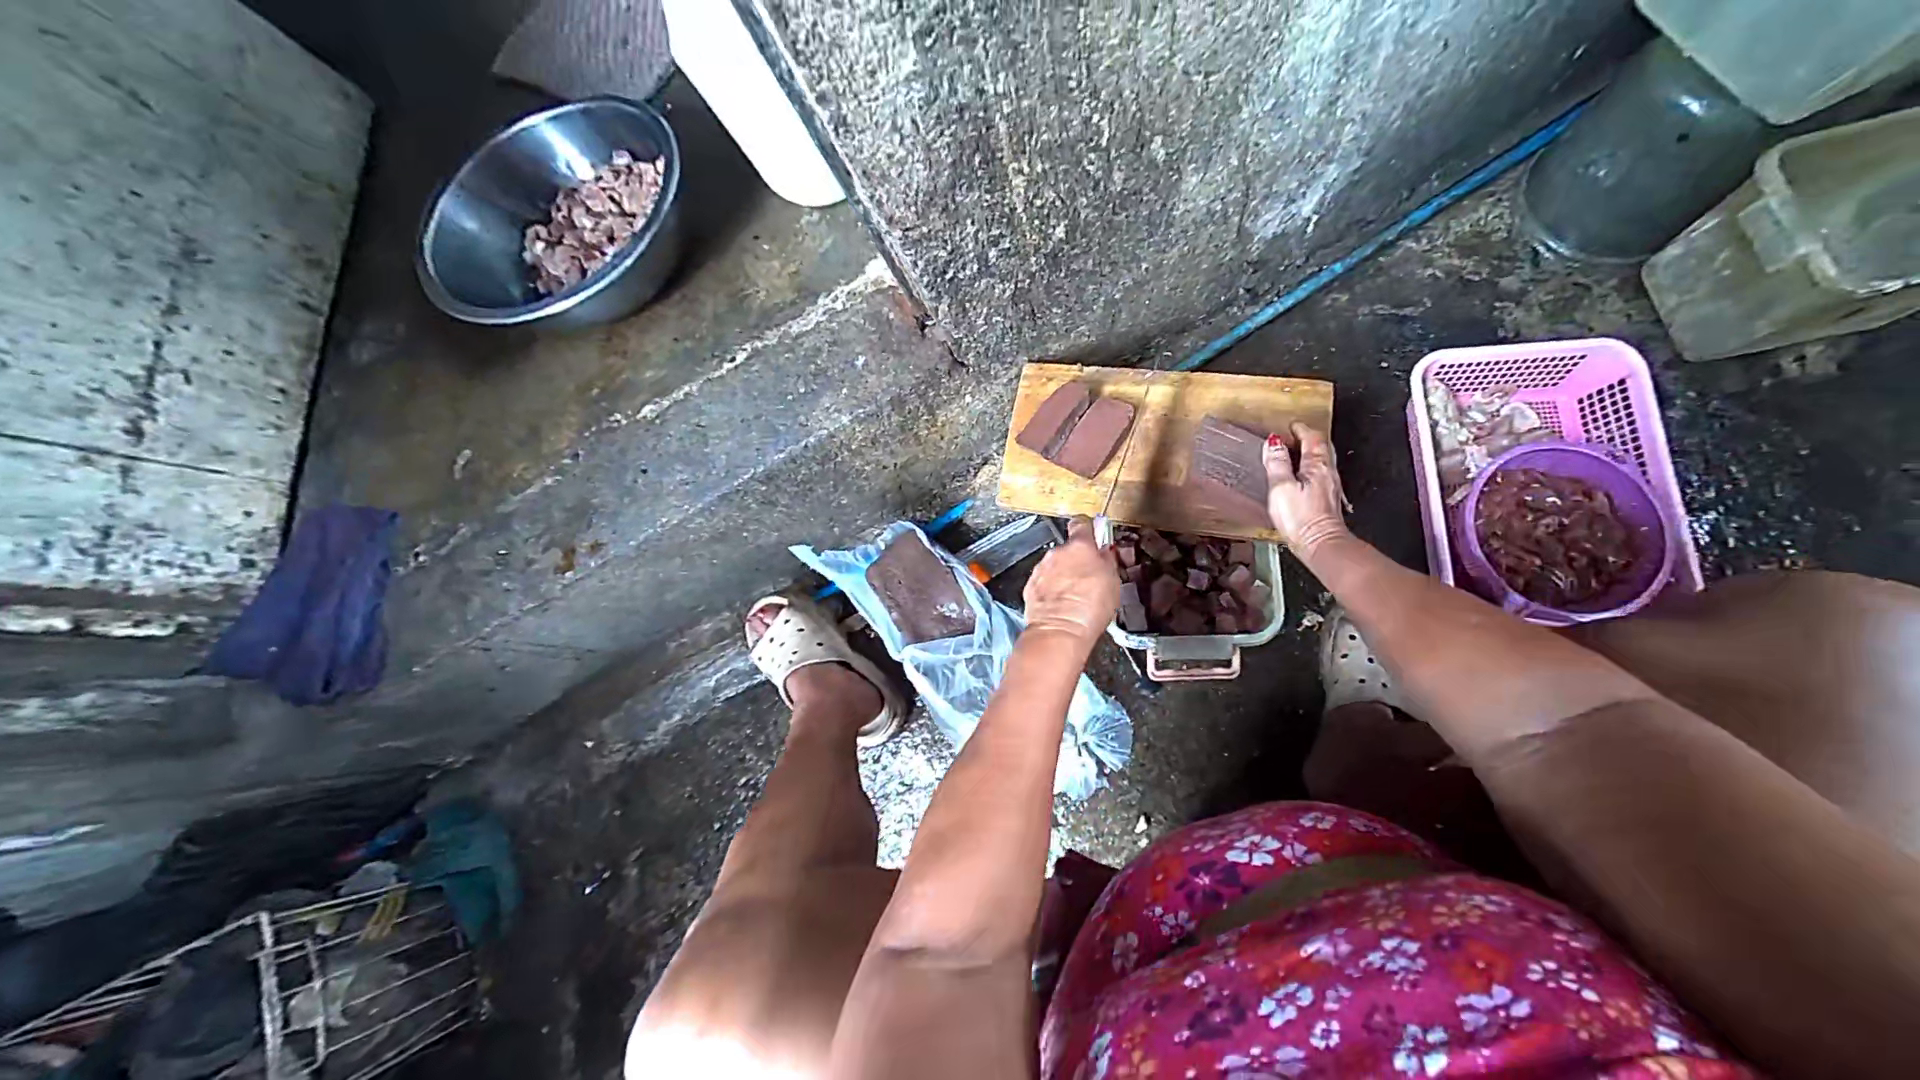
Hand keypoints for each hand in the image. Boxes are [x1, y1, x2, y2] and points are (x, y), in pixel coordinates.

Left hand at [1023, 517, 1119, 645]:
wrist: (1060, 631)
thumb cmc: (1089, 608)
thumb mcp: (1113, 581)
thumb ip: (1107, 560)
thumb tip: (1106, 552)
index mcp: (1080, 546)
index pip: (1081, 524)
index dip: (1088, 529)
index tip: (1093, 535)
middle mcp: (1056, 553)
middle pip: (1068, 549)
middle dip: (1077, 561)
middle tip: (1089, 578)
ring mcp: (1041, 569)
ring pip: (1055, 567)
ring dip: (1063, 577)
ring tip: (1077, 596)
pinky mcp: (1030, 587)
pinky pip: (1044, 583)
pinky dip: (1051, 590)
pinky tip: (1063, 604)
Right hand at [1265, 422, 1350, 559]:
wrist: (1320, 543)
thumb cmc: (1300, 517)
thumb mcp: (1281, 487)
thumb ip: (1276, 463)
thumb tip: (1274, 442)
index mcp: (1316, 466)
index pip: (1312, 438)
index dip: (1301, 429)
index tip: (1291, 426)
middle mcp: (1327, 473)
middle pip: (1321, 447)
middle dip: (1308, 438)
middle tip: (1293, 436)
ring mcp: (1330, 487)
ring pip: (1323, 461)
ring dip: (1310, 453)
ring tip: (1294, 454)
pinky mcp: (1327, 500)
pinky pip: (1321, 475)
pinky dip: (1311, 468)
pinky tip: (1302, 477)